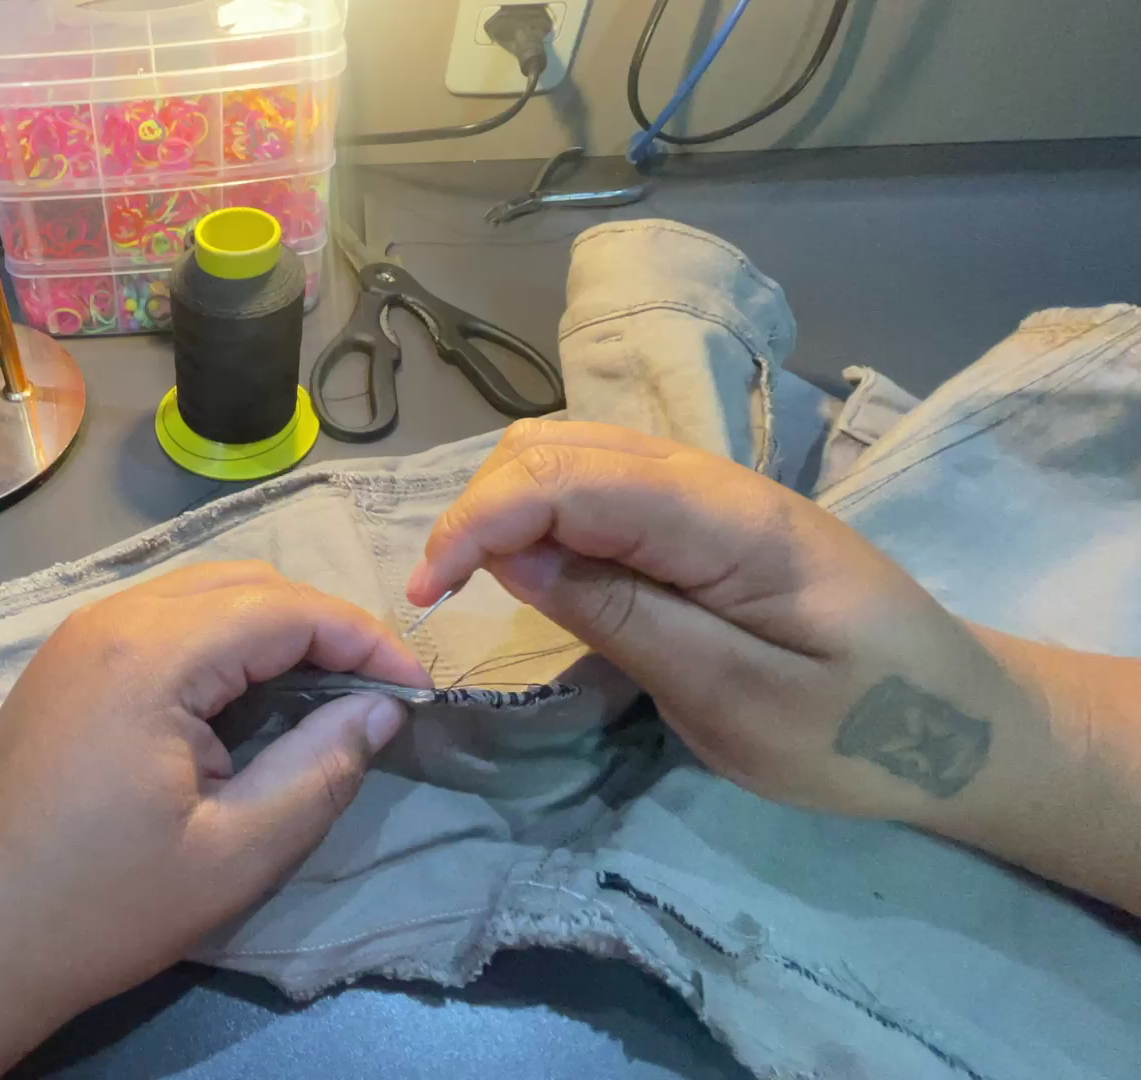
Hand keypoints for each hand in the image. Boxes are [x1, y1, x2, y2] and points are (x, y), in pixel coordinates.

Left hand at [0, 562, 429, 1062]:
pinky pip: (166, 616)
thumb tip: (380, 709)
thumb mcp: (232, 854)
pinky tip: (240, 691)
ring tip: (317, 690)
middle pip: (246, 584)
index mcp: (151, 652)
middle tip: (369, 690)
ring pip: (205, 592)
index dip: (363, 638)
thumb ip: (319, 769)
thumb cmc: (97, 904)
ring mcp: (83, 629)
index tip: (414, 688)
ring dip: (271, 628)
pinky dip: (221, 638)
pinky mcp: (70, 654)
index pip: (285, 609)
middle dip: (320, 626)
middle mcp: (114, 615)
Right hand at [407, 420, 1031, 821]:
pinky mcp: (684, 508)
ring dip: (495, 504)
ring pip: (557, 448)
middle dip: (475, 510)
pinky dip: (526, 506)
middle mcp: (706, 477)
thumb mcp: (736, 700)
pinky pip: (581, 476)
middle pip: (549, 445)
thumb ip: (620, 615)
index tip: (426, 594)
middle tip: (446, 591)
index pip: (567, 480)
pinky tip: (524, 557)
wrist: (964, 725)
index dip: (477, 523)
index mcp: (728, 520)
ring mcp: (696, 485)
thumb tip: (510, 557)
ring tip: (475, 575)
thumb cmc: (864, 731)